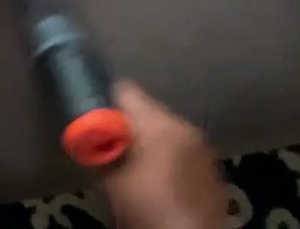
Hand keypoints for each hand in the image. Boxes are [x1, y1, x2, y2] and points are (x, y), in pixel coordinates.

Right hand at [97, 82, 227, 228]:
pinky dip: (166, 155)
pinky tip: (157, 180)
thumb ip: (97, 147)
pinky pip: (180, 148)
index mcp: (161, 124)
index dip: (104, 100)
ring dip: (147, 140)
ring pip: (163, 129)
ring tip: (134, 165)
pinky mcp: (213, 169)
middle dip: (127, 123)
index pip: (124, 89)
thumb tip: (86, 132)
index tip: (93, 118)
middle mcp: (186, 128)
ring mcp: (203, 149)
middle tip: (111, 146)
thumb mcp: (112, 180)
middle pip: (145, 108)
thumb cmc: (149, 210)